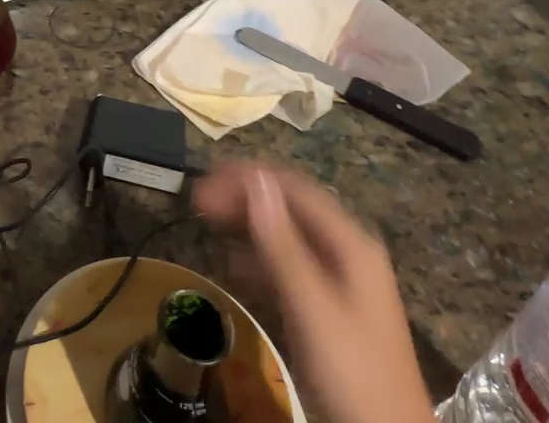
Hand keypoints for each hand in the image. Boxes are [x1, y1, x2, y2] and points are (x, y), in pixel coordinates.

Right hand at [193, 160, 435, 422]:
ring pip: (286, 233)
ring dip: (247, 222)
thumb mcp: (312, 307)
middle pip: (290, 207)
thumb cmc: (352, 370)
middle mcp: (346, 251)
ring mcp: (338, 278)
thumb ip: (282, 245)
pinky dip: (258, 255)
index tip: (204, 181)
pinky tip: (232, 260)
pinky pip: (287, 263)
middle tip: (197, 199)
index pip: (294, 189)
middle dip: (244, 197)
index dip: (248, 178)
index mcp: (351, 243)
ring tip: (206, 219)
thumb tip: (254, 183)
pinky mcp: (326, 304)